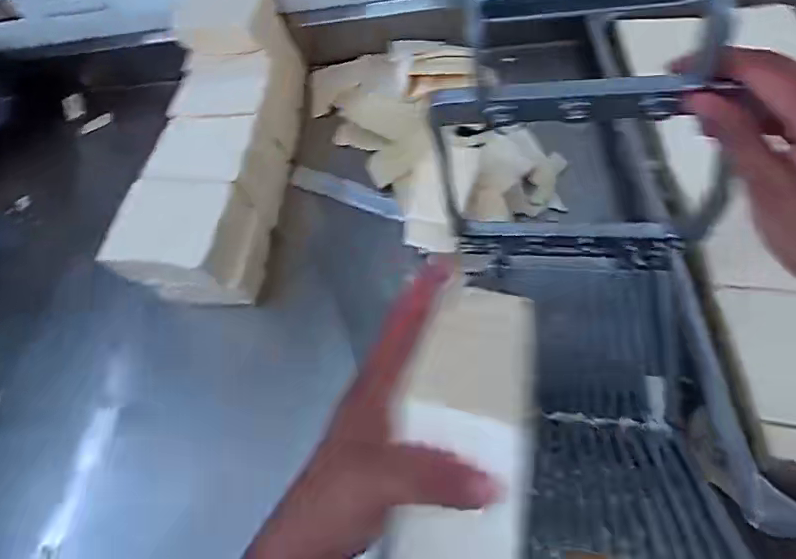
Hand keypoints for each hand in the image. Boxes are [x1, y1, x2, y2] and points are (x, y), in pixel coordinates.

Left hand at [244, 259, 500, 558]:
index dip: (419, 295)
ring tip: (476, 359)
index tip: (441, 265)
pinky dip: (446, 411)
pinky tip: (464, 426)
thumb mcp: (379, 478)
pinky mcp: (387, 455)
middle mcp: (376, 397)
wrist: (304, 540)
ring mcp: (379, 425)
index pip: (399, 329)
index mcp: (372, 388)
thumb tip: (491, 478)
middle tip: (471, 306)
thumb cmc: (331, 494)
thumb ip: (430, 473)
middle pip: (408, 346)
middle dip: (435, 320)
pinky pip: (424, 419)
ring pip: (416, 380)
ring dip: (441, 364)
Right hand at [683, 47, 795, 322]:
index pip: (768, 71)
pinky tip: (746, 132)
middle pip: (784, 72)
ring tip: (706, 117)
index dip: (717, 63)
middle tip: (683, 93)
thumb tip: (698, 97)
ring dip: (750, 94)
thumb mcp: (771, 194)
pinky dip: (774, 112)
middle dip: (729, 74)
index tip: (674, 72)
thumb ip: (736, 137)